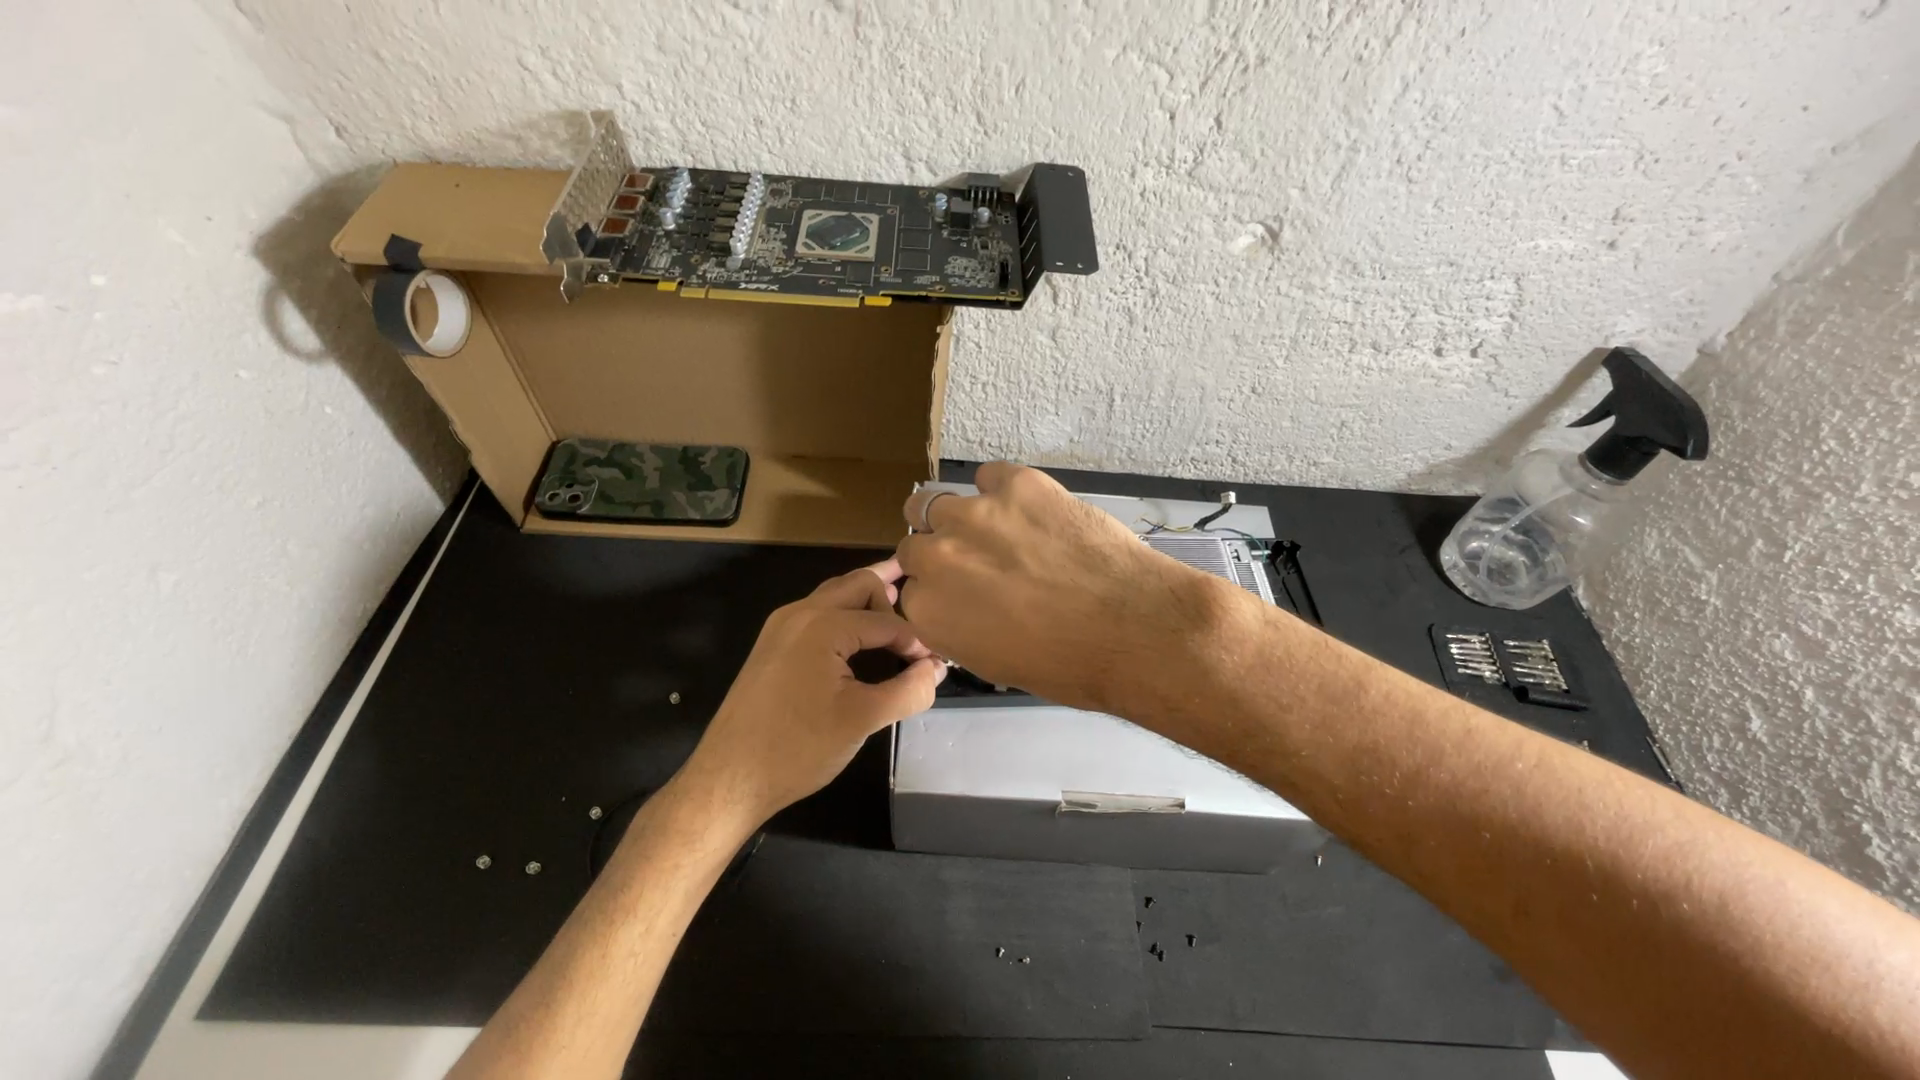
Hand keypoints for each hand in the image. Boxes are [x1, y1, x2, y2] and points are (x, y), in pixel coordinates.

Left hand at [677, 560, 946, 827]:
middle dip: (891, 597)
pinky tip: (861, 644)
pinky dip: (845, 619)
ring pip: (835, 596)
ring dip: (867, 605)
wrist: (730, 778)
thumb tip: (937, 670)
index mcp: (823, 624)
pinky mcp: (772, 646)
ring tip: (898, 625)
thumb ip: (909, 690)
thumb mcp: (863, 720)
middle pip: (857, 584)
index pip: (886, 620)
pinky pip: (817, 615)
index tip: (934, 665)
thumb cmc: (798, 748)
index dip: (916, 641)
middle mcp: (799, 613)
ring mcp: (780, 627)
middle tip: (922, 618)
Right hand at [896, 463, 1253, 713]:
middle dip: (941, 556)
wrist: (1133, 627)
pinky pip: (989, 475)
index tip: (962, 595)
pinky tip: (1028, 508)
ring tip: (995, 530)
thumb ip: (960, 628)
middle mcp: (937, 558)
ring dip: (958, 518)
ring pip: (936, 503)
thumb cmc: (1069, 665)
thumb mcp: (997, 663)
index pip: (912, 592)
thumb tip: (962, 607)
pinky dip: (1001, 489)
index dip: (938, 592)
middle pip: (916, 546)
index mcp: (929, 611)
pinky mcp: (1016, 483)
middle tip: (979, 565)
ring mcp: (974, 515)